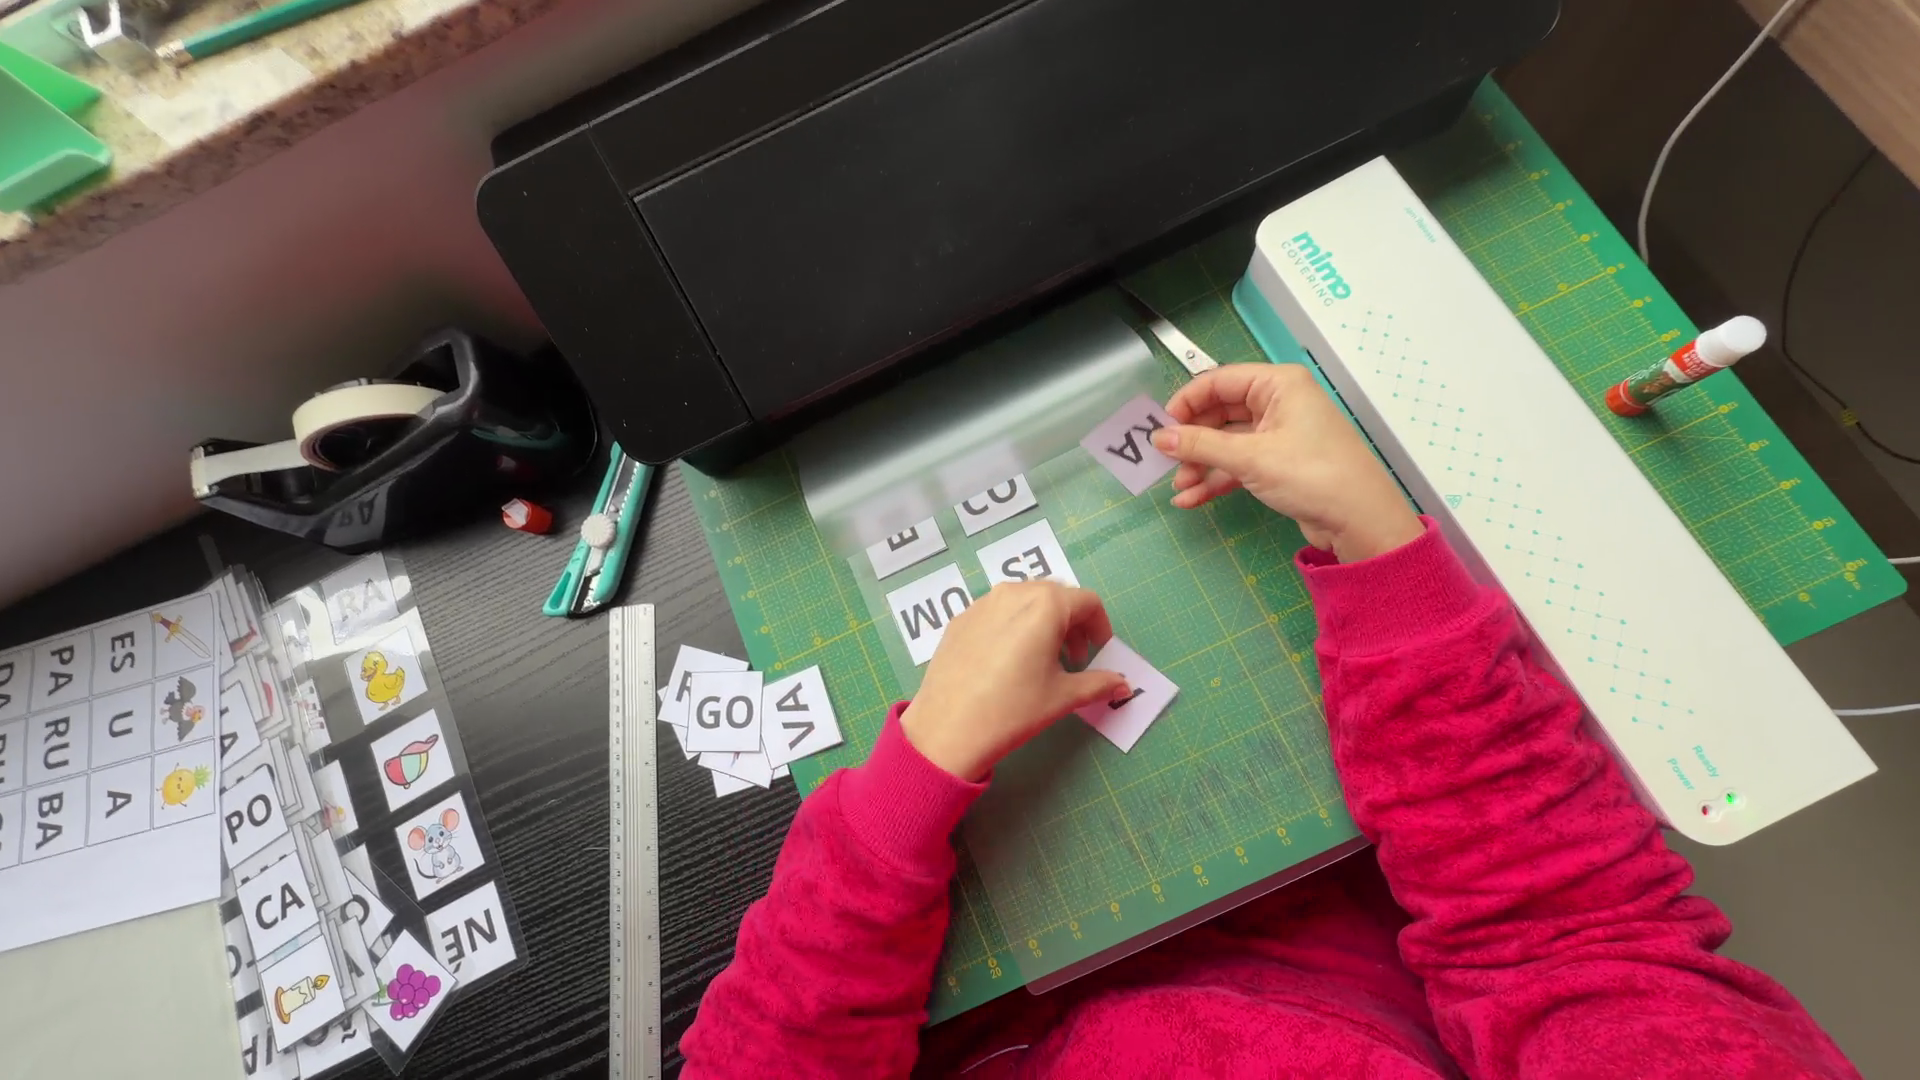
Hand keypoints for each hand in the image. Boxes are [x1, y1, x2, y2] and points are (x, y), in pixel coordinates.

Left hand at [901, 583, 1128, 780]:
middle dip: (1072, 622)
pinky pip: (996, 611)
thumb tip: (1124, 685)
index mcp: (1045, 604)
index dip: (1100, 626)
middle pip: (1055, 595)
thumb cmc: (1013, 709)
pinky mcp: (960, 619)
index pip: (1087, 601)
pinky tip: (1006, 661)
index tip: (1098, 652)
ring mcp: (982, 603)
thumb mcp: (1063, 697)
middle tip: (1073, 658)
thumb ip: (1099, 684)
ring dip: (1042, 621)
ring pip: (1023, 599)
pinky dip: (1012, 626)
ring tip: (1040, 659)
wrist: (948, 729)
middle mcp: (1013, 592)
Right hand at [1151, 363, 1421, 562]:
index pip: (1218, 381)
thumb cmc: (1310, 475)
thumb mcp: (1249, 458)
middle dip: (1192, 440)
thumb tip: (1158, 437)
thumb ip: (1200, 445)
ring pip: (1226, 442)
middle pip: (1219, 413)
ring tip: (1180, 487)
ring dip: (1201, 464)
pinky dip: (1216, 479)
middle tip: (1166, 461)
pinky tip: (1192, 498)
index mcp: (1277, 385)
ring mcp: (1278, 434)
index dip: (1186, 402)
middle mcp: (1278, 403)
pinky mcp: (1278, 463)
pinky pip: (1237, 464)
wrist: (1359, 520)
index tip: (1161, 428)